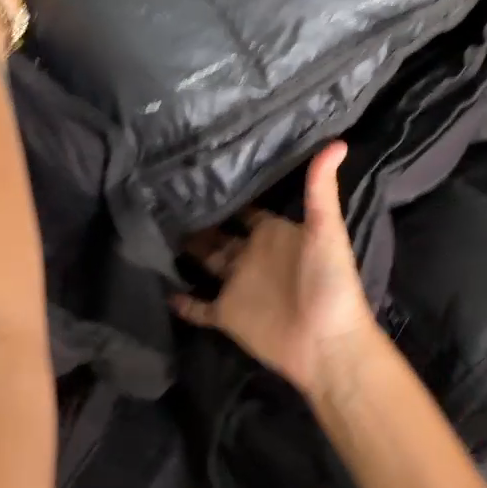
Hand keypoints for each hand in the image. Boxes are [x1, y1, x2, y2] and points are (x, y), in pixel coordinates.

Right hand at [171, 142, 379, 397]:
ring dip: (183, 251)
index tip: (194, 174)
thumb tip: (336, 141)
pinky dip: (180, 301)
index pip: (245, 209)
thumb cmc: (329, 283)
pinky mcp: (226, 315)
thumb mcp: (327, 231)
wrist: (327, 345)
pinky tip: (157, 287)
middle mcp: (251, 256)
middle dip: (195, 219)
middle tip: (161, 198)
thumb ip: (320, 189)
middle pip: (217, 234)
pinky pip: (198, 307)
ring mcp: (236, 286)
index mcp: (273, 234)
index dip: (224, 194)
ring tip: (150, 230)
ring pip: (204, 263)